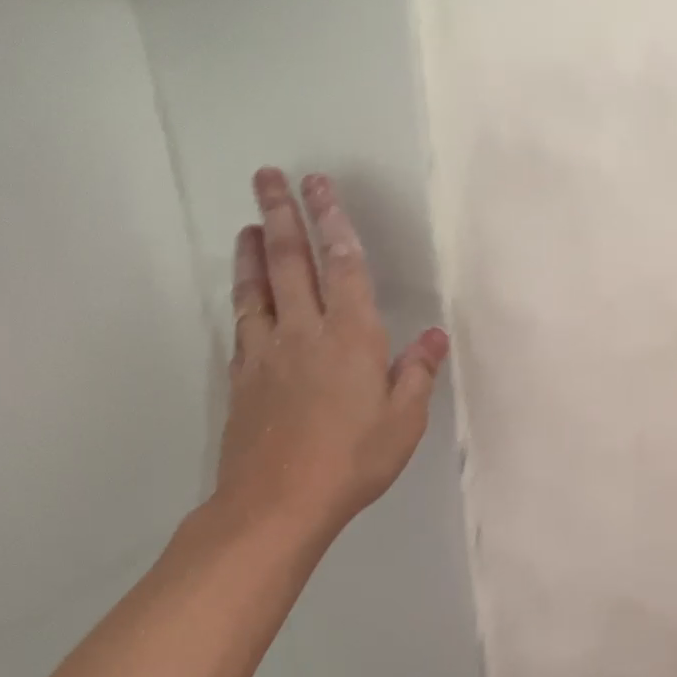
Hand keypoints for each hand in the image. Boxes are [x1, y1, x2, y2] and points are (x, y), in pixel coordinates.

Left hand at [216, 168, 448, 532]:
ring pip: (257, 286)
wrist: (278, 500)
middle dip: (283, 215)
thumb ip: (415, 372)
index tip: (321, 187)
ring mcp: (267, 351)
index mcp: (351, 338)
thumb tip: (433, 335)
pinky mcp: (243, 375)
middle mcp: (304, 332)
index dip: (334, 223)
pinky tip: (246, 291)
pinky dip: (244, 294)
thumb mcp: (404, 420)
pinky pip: (243, 320)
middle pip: (291, 262)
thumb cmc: (354, 459)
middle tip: (270, 176)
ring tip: (252, 220)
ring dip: (254, 248)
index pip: (344, 267)